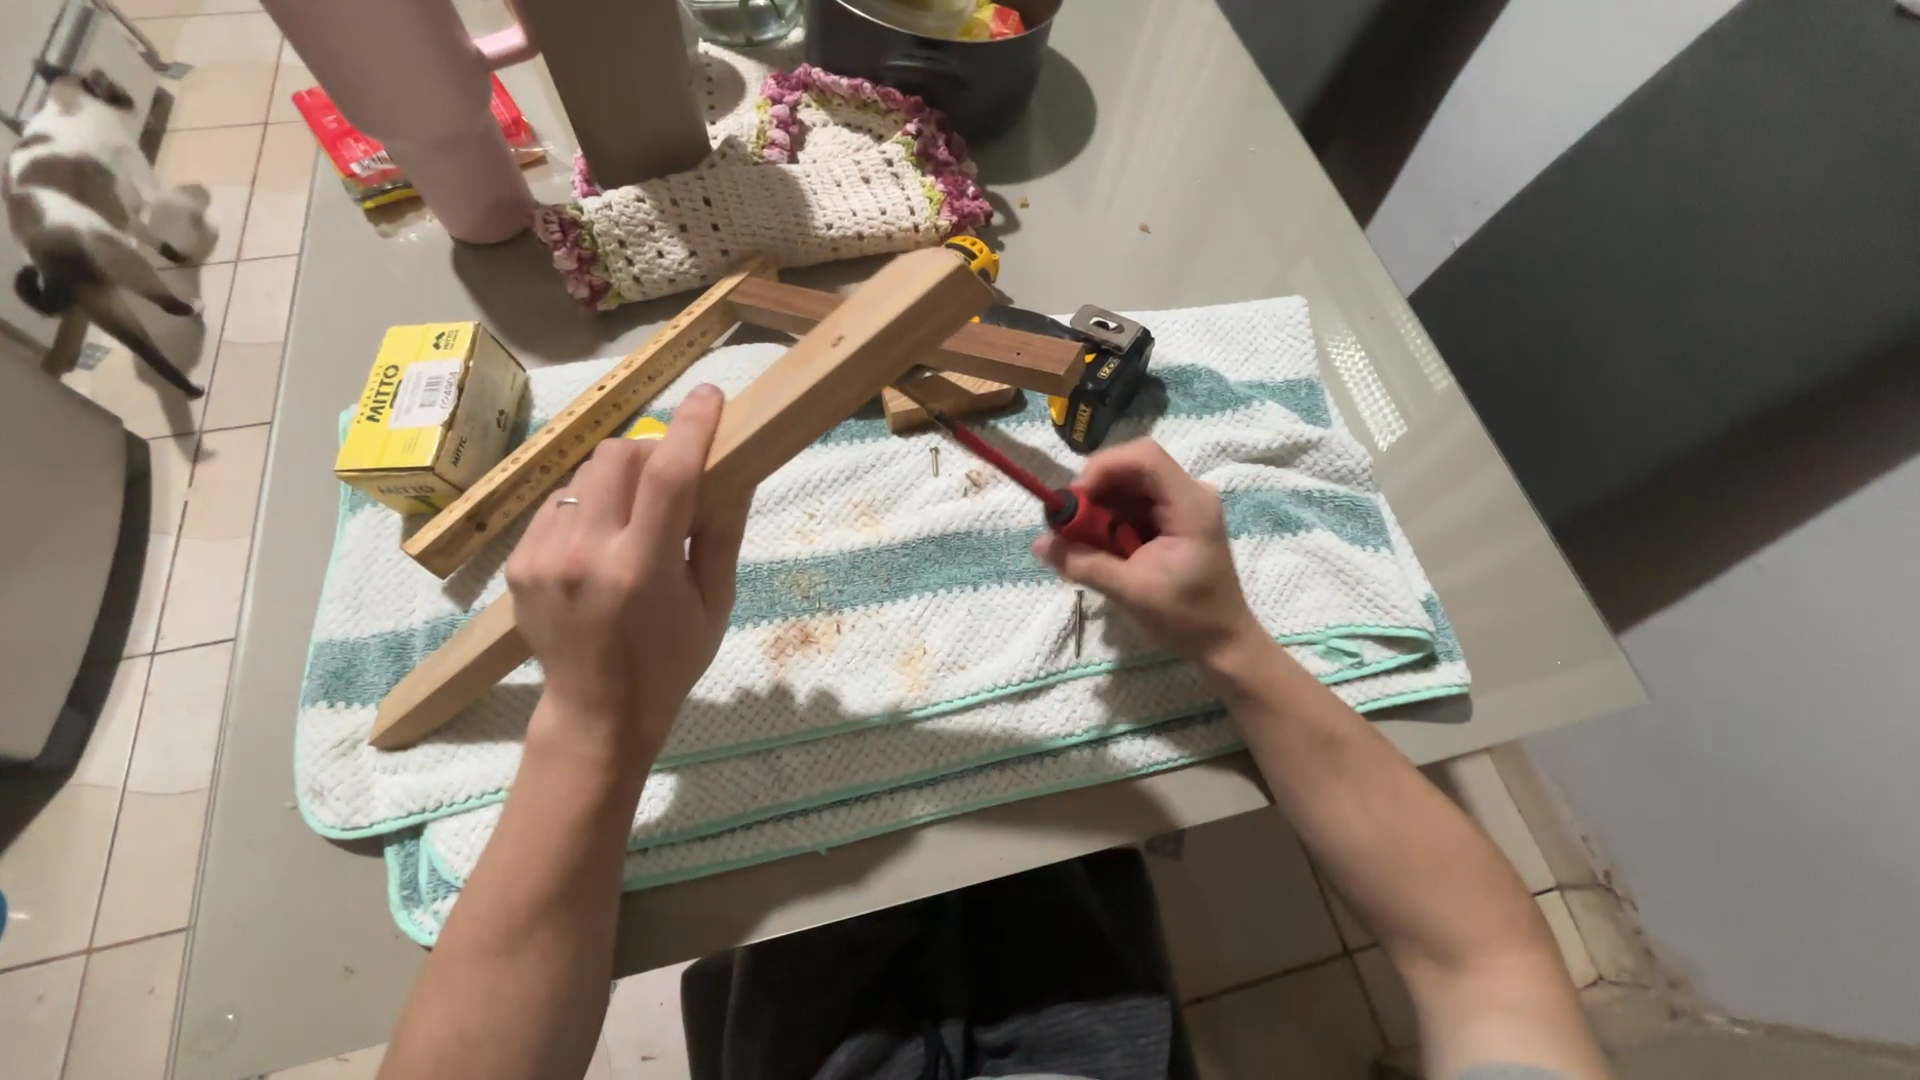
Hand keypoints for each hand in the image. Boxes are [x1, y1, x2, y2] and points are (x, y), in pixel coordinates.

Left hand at [505, 385, 749, 761]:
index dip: (692, 428)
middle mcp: (585, 555)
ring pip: (584, 474)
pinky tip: (601, 541)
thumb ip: (722, 532)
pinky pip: (558, 502)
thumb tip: (734, 468)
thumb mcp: (716, 602)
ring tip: (634, 516)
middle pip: (618, 457)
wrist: (598, 710)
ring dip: (618, 477)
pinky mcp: (518, 562)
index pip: (668, 476)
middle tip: (672, 478)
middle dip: (652, 452)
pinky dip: (588, 505)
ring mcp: (542, 557)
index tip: (710, 395)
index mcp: (642, 569)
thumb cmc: (672, 659)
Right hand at [1032, 439, 1263, 668]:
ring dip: (1099, 507)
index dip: (1103, 468)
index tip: (1074, 500)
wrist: (1222, 641)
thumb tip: (1040, 544)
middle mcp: (1191, 494)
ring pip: (1129, 485)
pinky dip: (1110, 519)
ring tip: (1080, 539)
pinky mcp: (1173, 520)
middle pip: (1133, 467)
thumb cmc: (1186, 617)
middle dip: (1095, 490)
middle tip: (1068, 524)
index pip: (1144, 457)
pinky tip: (1099, 545)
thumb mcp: (1130, 591)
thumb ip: (1084, 564)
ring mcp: (1183, 506)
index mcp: (1190, 504)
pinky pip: (1134, 504)